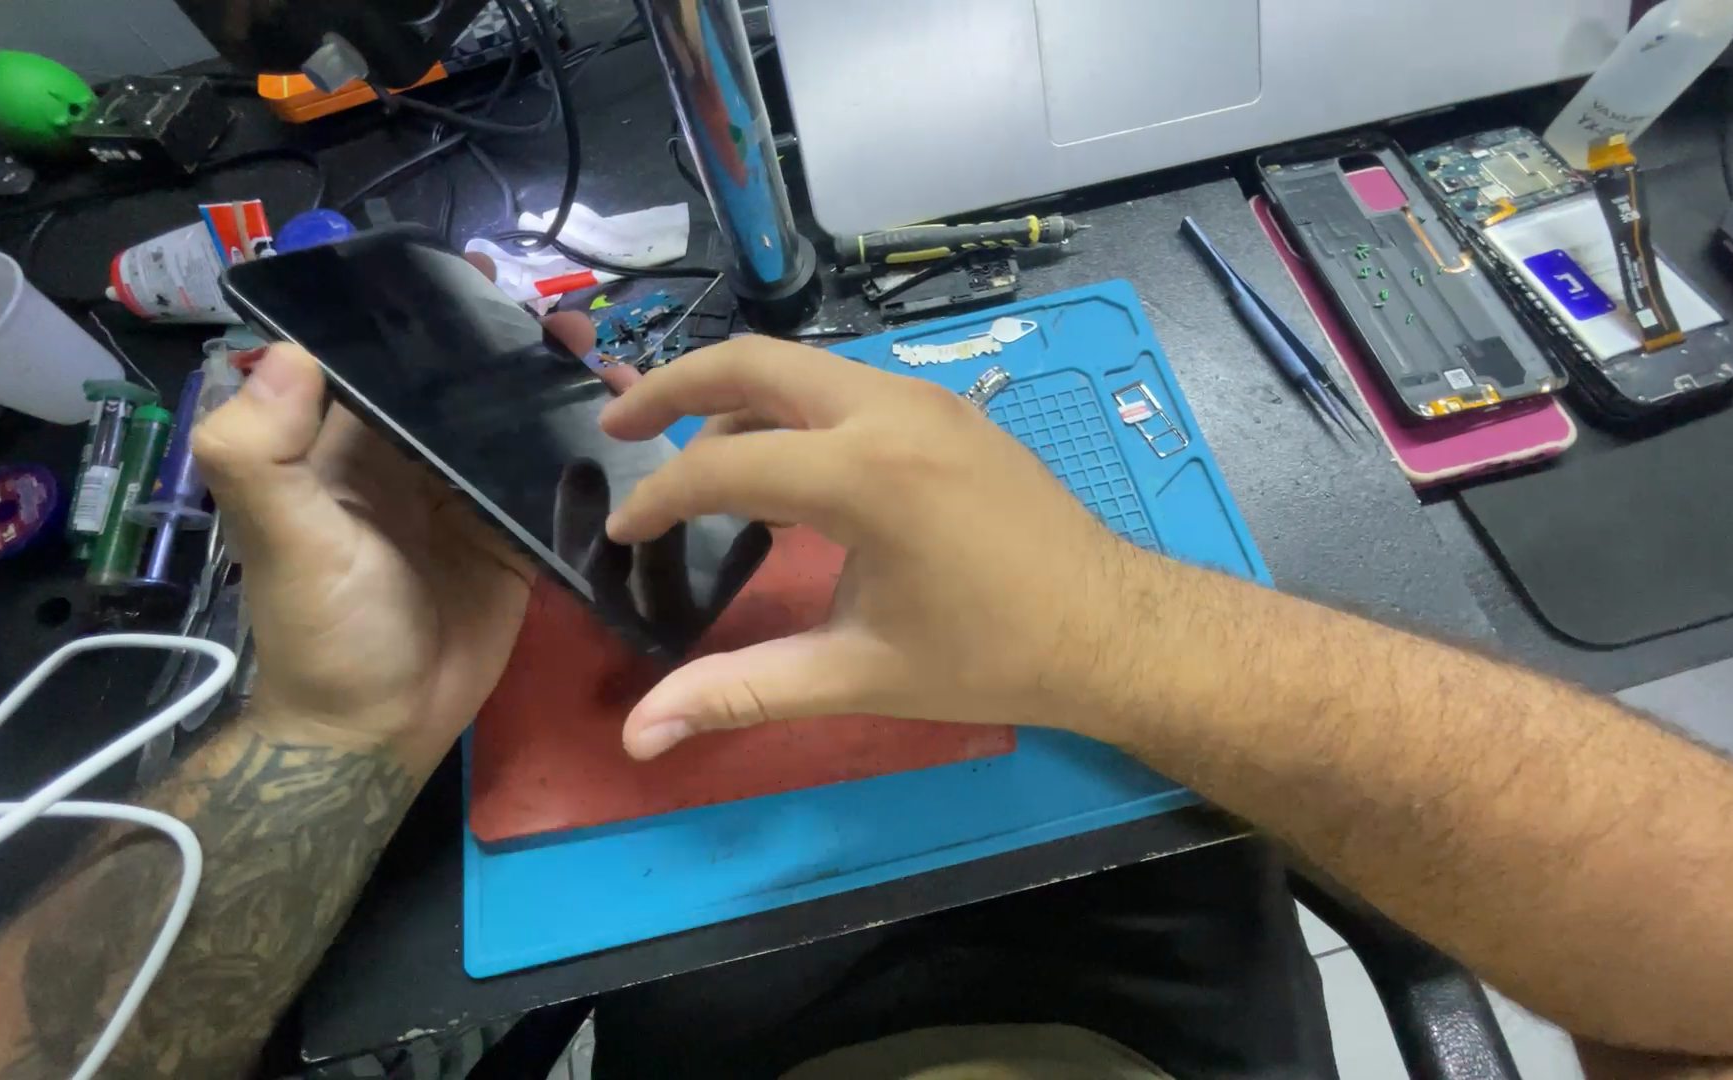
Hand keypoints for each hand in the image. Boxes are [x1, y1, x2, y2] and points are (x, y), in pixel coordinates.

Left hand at [191, 314, 608, 766]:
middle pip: (475, 393)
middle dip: (521, 354)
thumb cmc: (325, 628)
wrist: (384, 723)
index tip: (489, 281)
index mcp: (357, 449)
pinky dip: (588, 464)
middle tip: (575, 329)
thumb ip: (263, 452)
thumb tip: (290, 351)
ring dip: (563, 401)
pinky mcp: (519, 541)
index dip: (438, 320)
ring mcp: (476, 503)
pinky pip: (555, 493)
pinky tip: (627, 439)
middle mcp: (421, 466)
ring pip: (522, 435)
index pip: (399, 366)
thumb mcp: (281, 539)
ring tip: (612, 370)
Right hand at [601, 336, 1146, 757]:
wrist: (1112, 630)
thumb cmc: (991, 657)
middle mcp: (891, 410)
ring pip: (804, 371)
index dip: (657, 499)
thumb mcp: (858, 675)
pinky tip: (786, 470)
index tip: (620, 532)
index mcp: (865, 473)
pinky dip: (795, 415)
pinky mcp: (949, 411)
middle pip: (754, 362)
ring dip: (738, 400)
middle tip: (620, 430)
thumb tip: (640, 736)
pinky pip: (848, 391)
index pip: (722, 465)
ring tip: (693, 455)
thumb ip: (741, 691)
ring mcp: (927, 400)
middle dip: (672, 387)